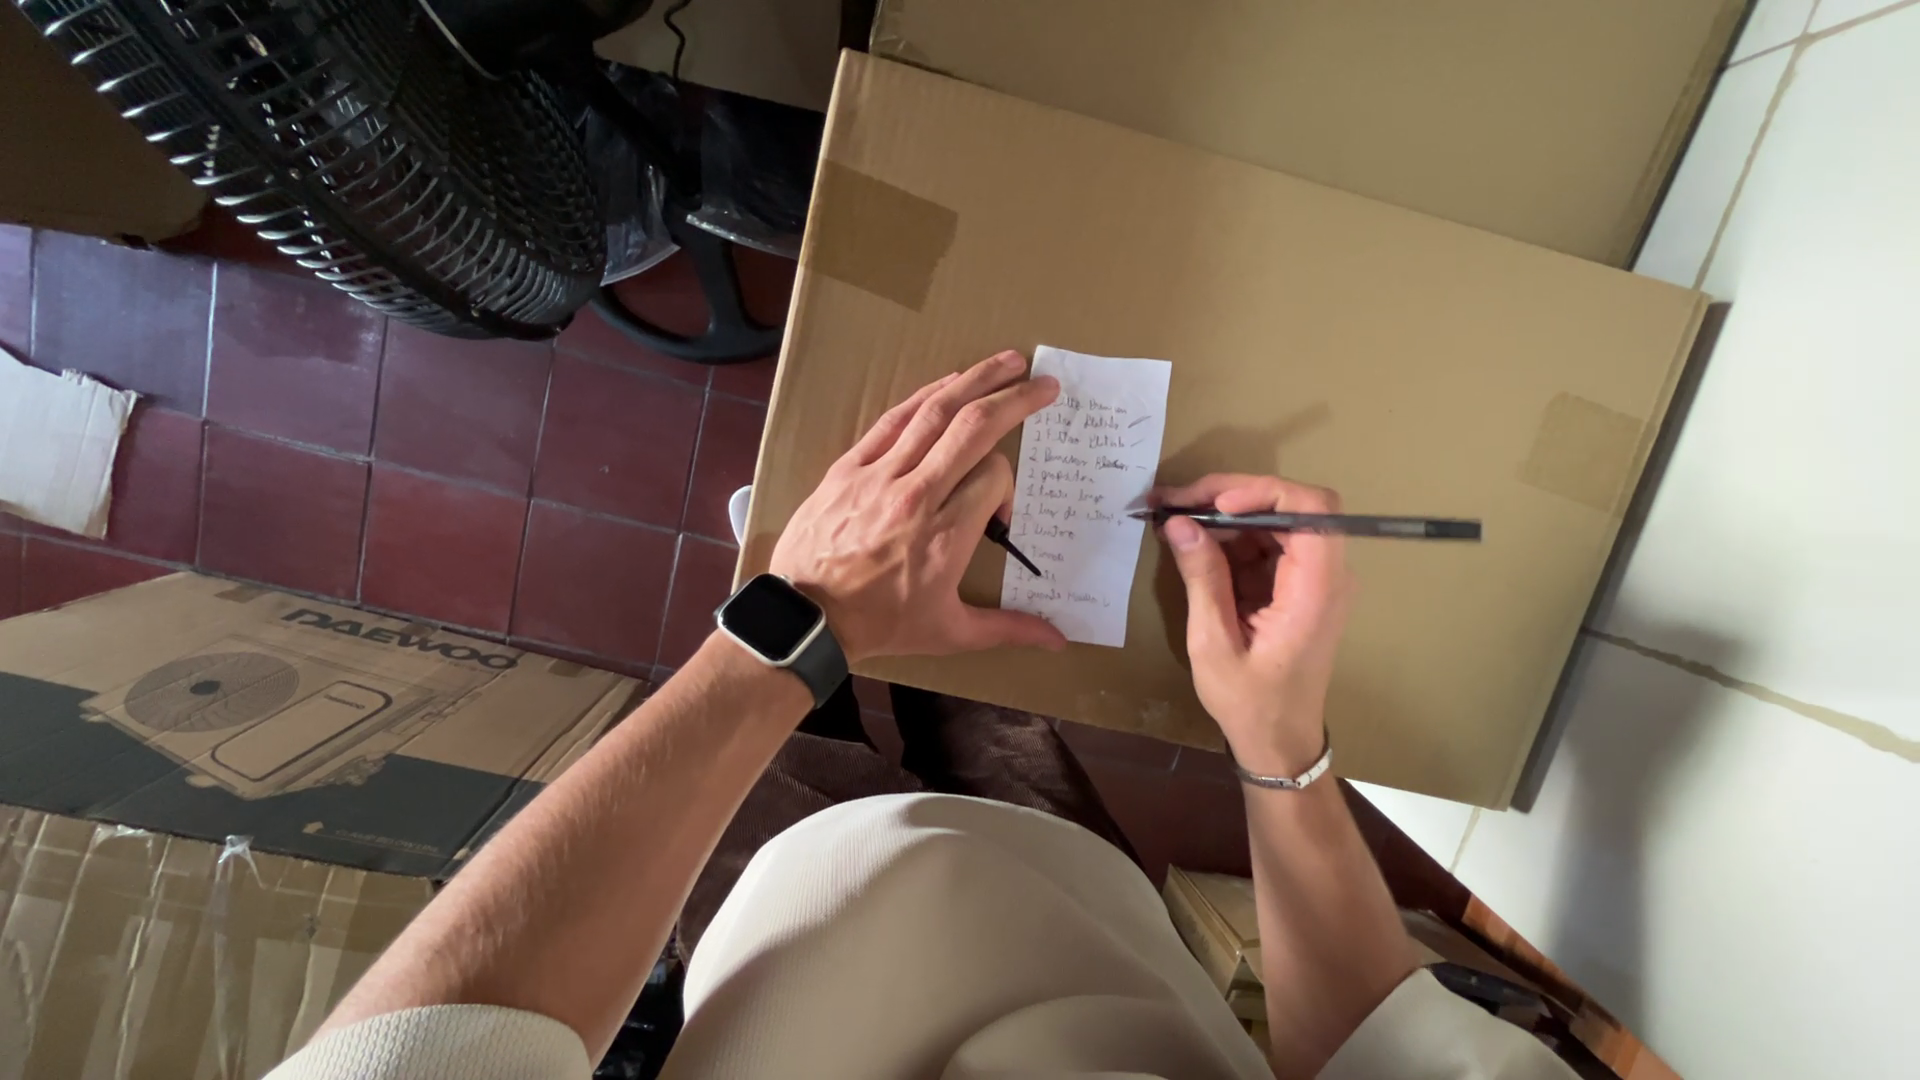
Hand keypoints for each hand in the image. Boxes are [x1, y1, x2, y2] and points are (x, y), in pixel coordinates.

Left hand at [768, 350, 1068, 662]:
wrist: (806, 617)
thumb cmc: (881, 624)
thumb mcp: (950, 632)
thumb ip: (1007, 628)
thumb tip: (1059, 640)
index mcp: (947, 535)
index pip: (994, 478)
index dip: (1008, 489)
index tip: (997, 515)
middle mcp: (918, 495)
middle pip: (975, 429)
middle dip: (1015, 399)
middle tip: (1044, 382)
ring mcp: (880, 475)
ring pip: (936, 412)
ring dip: (977, 379)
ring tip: (1008, 360)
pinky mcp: (850, 467)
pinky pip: (893, 419)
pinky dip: (926, 395)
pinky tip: (950, 381)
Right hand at [1155, 474, 1352, 774]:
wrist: (1278, 740)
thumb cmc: (1249, 701)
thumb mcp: (1214, 642)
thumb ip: (1202, 578)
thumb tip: (1179, 523)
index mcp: (1315, 590)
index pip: (1311, 510)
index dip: (1262, 491)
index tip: (1213, 505)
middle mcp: (1325, 575)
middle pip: (1289, 506)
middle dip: (1228, 496)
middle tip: (1172, 502)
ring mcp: (1312, 578)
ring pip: (1273, 520)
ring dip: (1222, 514)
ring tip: (1171, 516)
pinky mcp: (1295, 585)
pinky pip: (1265, 544)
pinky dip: (1228, 537)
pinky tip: (1190, 541)